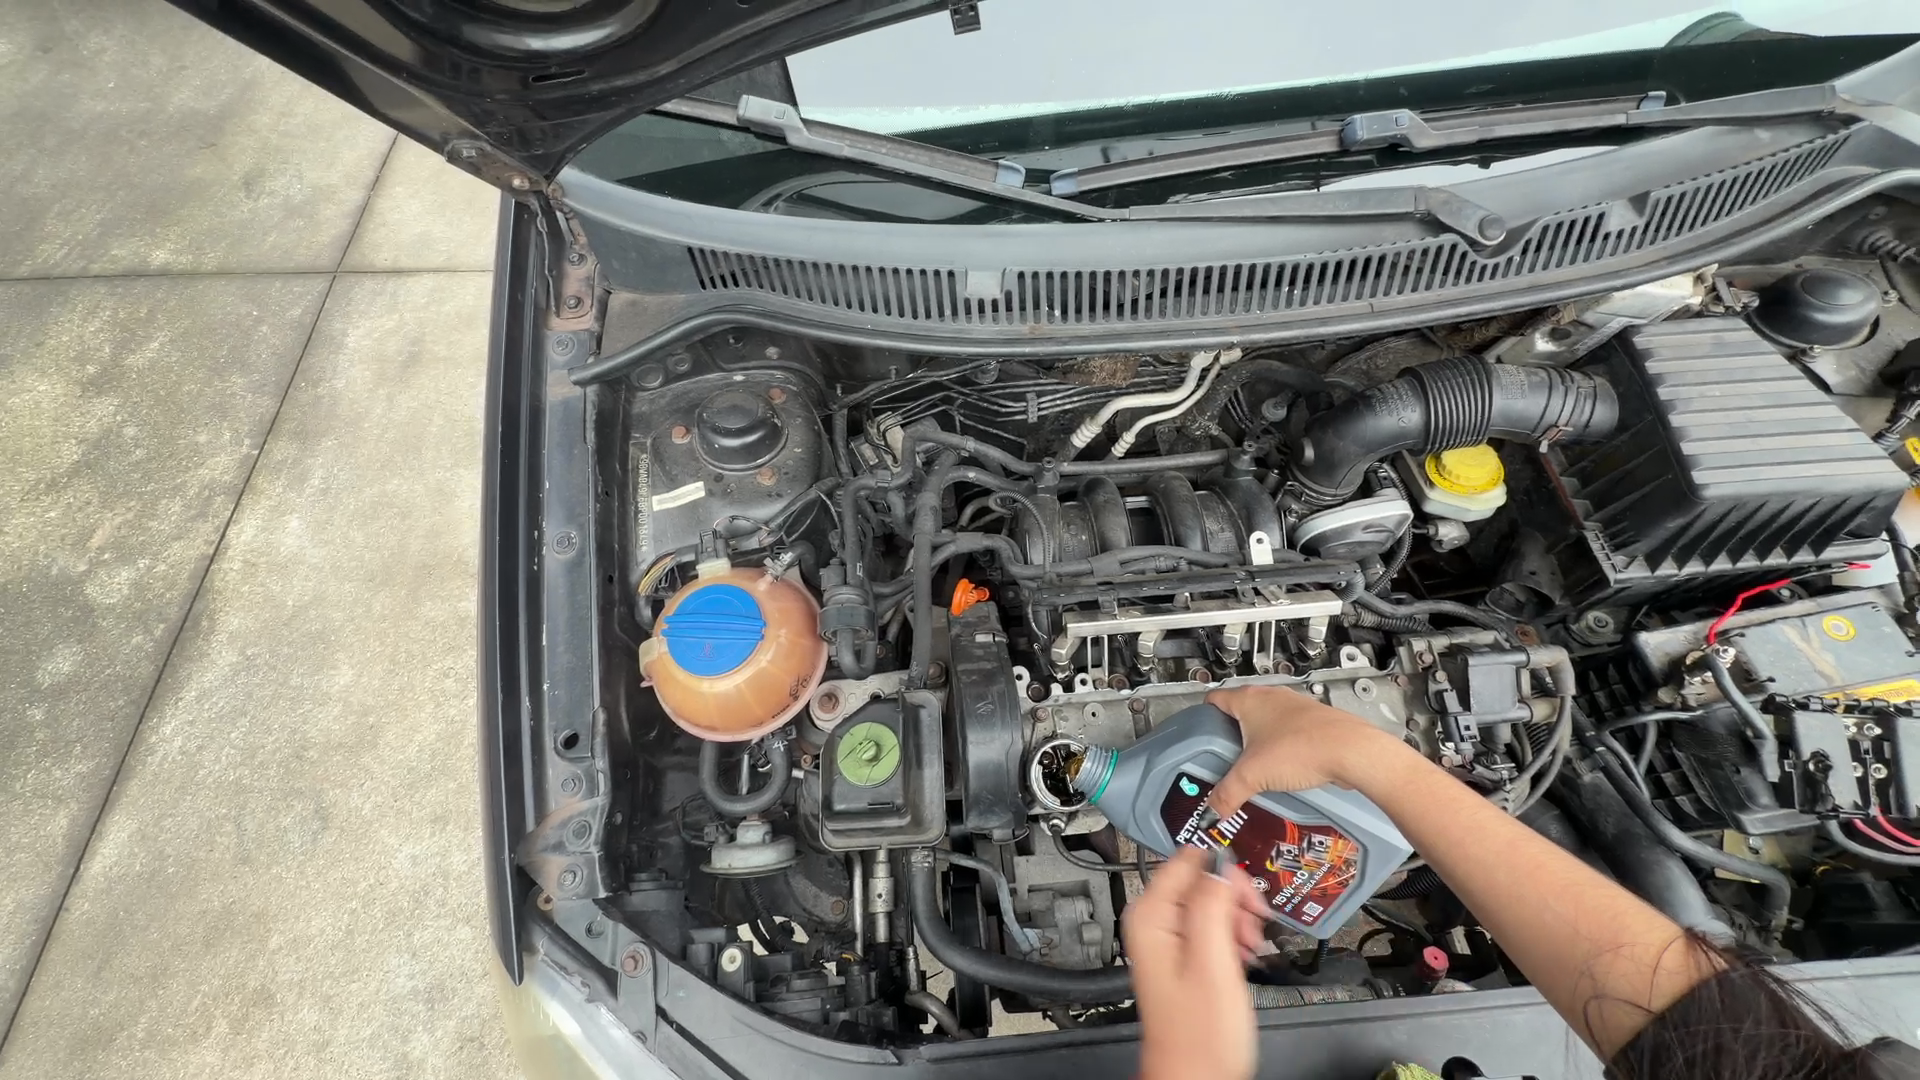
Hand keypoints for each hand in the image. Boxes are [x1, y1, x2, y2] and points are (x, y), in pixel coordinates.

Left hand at [1124, 847, 1266, 1079]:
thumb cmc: (1200, 1035)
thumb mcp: (1212, 961)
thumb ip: (1213, 903)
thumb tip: (1218, 860)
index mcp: (1149, 913)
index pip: (1188, 859)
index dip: (1224, 871)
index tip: (1249, 894)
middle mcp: (1151, 918)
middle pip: (1200, 879)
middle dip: (1233, 899)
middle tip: (1253, 927)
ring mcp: (1164, 935)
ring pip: (1208, 902)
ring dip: (1235, 919)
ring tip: (1248, 949)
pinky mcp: (1180, 952)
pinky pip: (1208, 924)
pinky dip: (1230, 936)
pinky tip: (1241, 956)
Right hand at [1205, 685, 1408, 814]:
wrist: (1352, 752)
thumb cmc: (1301, 749)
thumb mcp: (1253, 775)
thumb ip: (1228, 793)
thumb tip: (1214, 810)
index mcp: (1248, 699)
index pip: (1214, 699)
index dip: (1204, 716)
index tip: (1202, 735)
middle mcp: (1270, 695)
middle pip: (1240, 709)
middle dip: (1232, 732)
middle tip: (1227, 756)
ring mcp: (1295, 705)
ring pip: (1266, 718)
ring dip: (1259, 737)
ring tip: (1256, 763)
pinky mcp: (1315, 719)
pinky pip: (1290, 727)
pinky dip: (1283, 742)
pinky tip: (1286, 765)